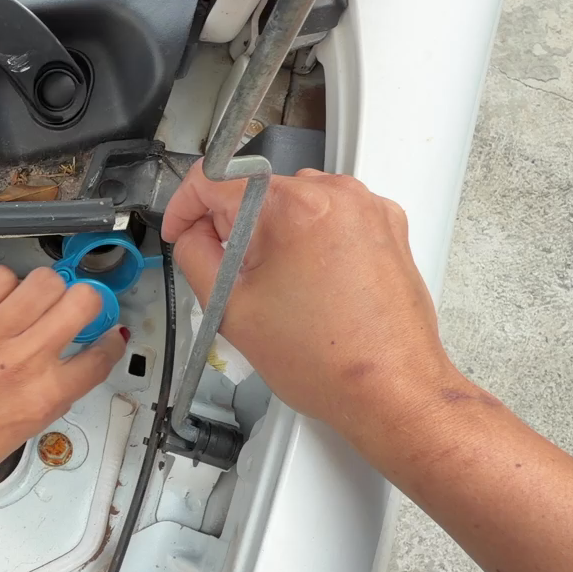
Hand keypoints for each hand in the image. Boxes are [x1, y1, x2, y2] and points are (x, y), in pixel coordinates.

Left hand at [0, 266, 124, 511]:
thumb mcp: (11, 438)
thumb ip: (41, 399)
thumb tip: (57, 373)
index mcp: (42, 399)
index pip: (101, 356)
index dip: (111, 340)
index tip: (108, 334)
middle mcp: (22, 362)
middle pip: (83, 300)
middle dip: (85, 299)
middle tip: (71, 306)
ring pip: (44, 280)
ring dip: (44, 286)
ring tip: (29, 299)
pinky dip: (1, 282)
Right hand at [161, 165, 464, 436]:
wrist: (391, 392)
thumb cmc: (323, 360)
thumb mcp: (228, 307)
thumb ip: (193, 255)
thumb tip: (191, 232)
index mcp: (294, 208)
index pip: (216, 179)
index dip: (184, 206)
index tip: (180, 230)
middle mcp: (337, 194)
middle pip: (255, 190)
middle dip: (231, 227)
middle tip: (231, 276)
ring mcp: (367, 207)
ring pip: (289, 201)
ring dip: (269, 231)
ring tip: (275, 285)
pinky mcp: (386, 225)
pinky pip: (326, 214)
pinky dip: (306, 238)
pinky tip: (306, 283)